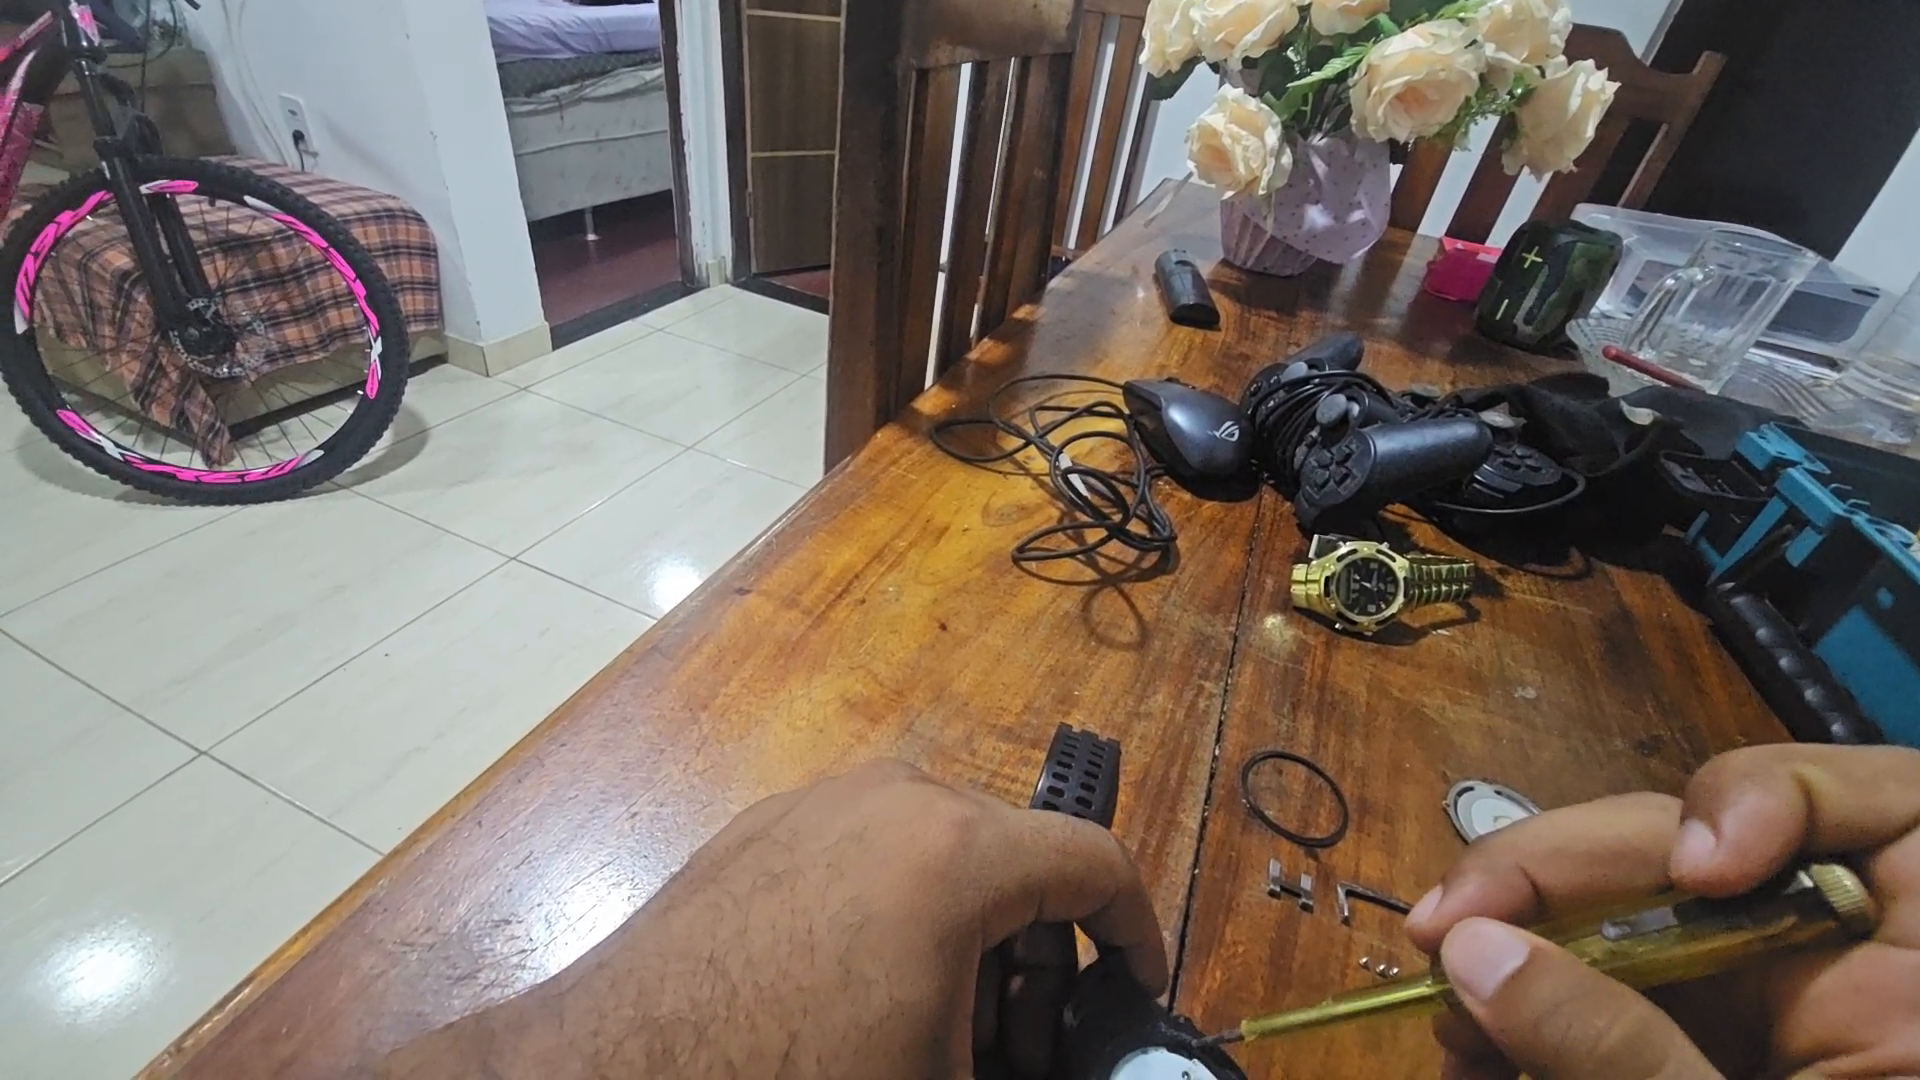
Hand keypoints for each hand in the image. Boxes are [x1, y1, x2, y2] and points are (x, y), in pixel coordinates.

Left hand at [380, 760, 1167, 1079]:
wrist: (613, 1071)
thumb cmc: (796, 1076)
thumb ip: (1027, 1069)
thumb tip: (1034, 1058)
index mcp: (957, 849)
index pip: (1095, 859)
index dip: (1136, 924)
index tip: (1136, 983)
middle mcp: (900, 793)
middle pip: (1016, 845)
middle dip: (1040, 929)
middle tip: (1020, 1019)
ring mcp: (829, 792)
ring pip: (943, 834)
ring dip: (969, 906)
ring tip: (936, 994)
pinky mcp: (774, 816)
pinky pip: (872, 836)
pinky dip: (900, 888)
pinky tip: (855, 963)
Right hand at [1405, 744, 1919, 1079]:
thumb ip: (1626, 1054)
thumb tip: (1467, 947)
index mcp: (1907, 974)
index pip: (1860, 806)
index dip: (1764, 798)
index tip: (1698, 866)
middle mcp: (1817, 952)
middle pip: (1669, 841)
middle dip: (1542, 871)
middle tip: (1443, 926)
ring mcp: (1735, 985)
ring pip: (1596, 905)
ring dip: (1504, 941)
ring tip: (1444, 1015)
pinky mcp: (1675, 1019)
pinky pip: (1578, 970)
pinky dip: (1516, 997)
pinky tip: (1469, 1042)